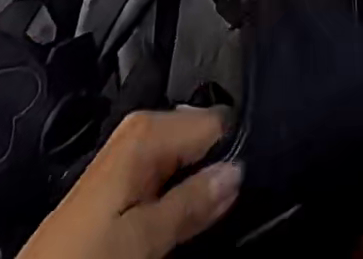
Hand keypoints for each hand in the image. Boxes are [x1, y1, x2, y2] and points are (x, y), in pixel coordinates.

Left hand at [18, 108, 241, 258]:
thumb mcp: (142, 240)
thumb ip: (193, 202)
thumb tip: (237, 171)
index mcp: (147, 131)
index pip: (217, 121)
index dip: (232, 155)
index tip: (236, 190)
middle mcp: (140, 130)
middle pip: (203, 136)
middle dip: (214, 169)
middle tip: (210, 211)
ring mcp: (131, 151)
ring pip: (189, 156)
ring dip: (197, 185)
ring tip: (191, 219)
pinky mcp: (125, 174)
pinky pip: (171, 170)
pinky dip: (180, 192)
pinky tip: (173, 219)